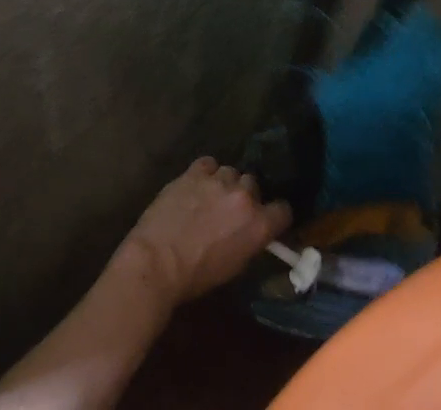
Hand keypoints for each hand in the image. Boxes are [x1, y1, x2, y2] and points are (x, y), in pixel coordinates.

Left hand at [119, 157, 291, 303]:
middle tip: (230, 210)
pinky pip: (208, 164)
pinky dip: (205, 173)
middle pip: (254, 185)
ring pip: (231, 172)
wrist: (157, 261)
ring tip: (209, 197)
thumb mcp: (235, 265)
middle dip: (245, 196)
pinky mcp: (193, 172)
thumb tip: (253, 231)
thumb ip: (251, 240)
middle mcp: (244, 197)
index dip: (274, 215)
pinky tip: (195, 185)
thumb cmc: (197, 275)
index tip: (265, 219)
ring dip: (224, 184)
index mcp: (259, 224)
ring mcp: (218, 181)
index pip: (283, 209)